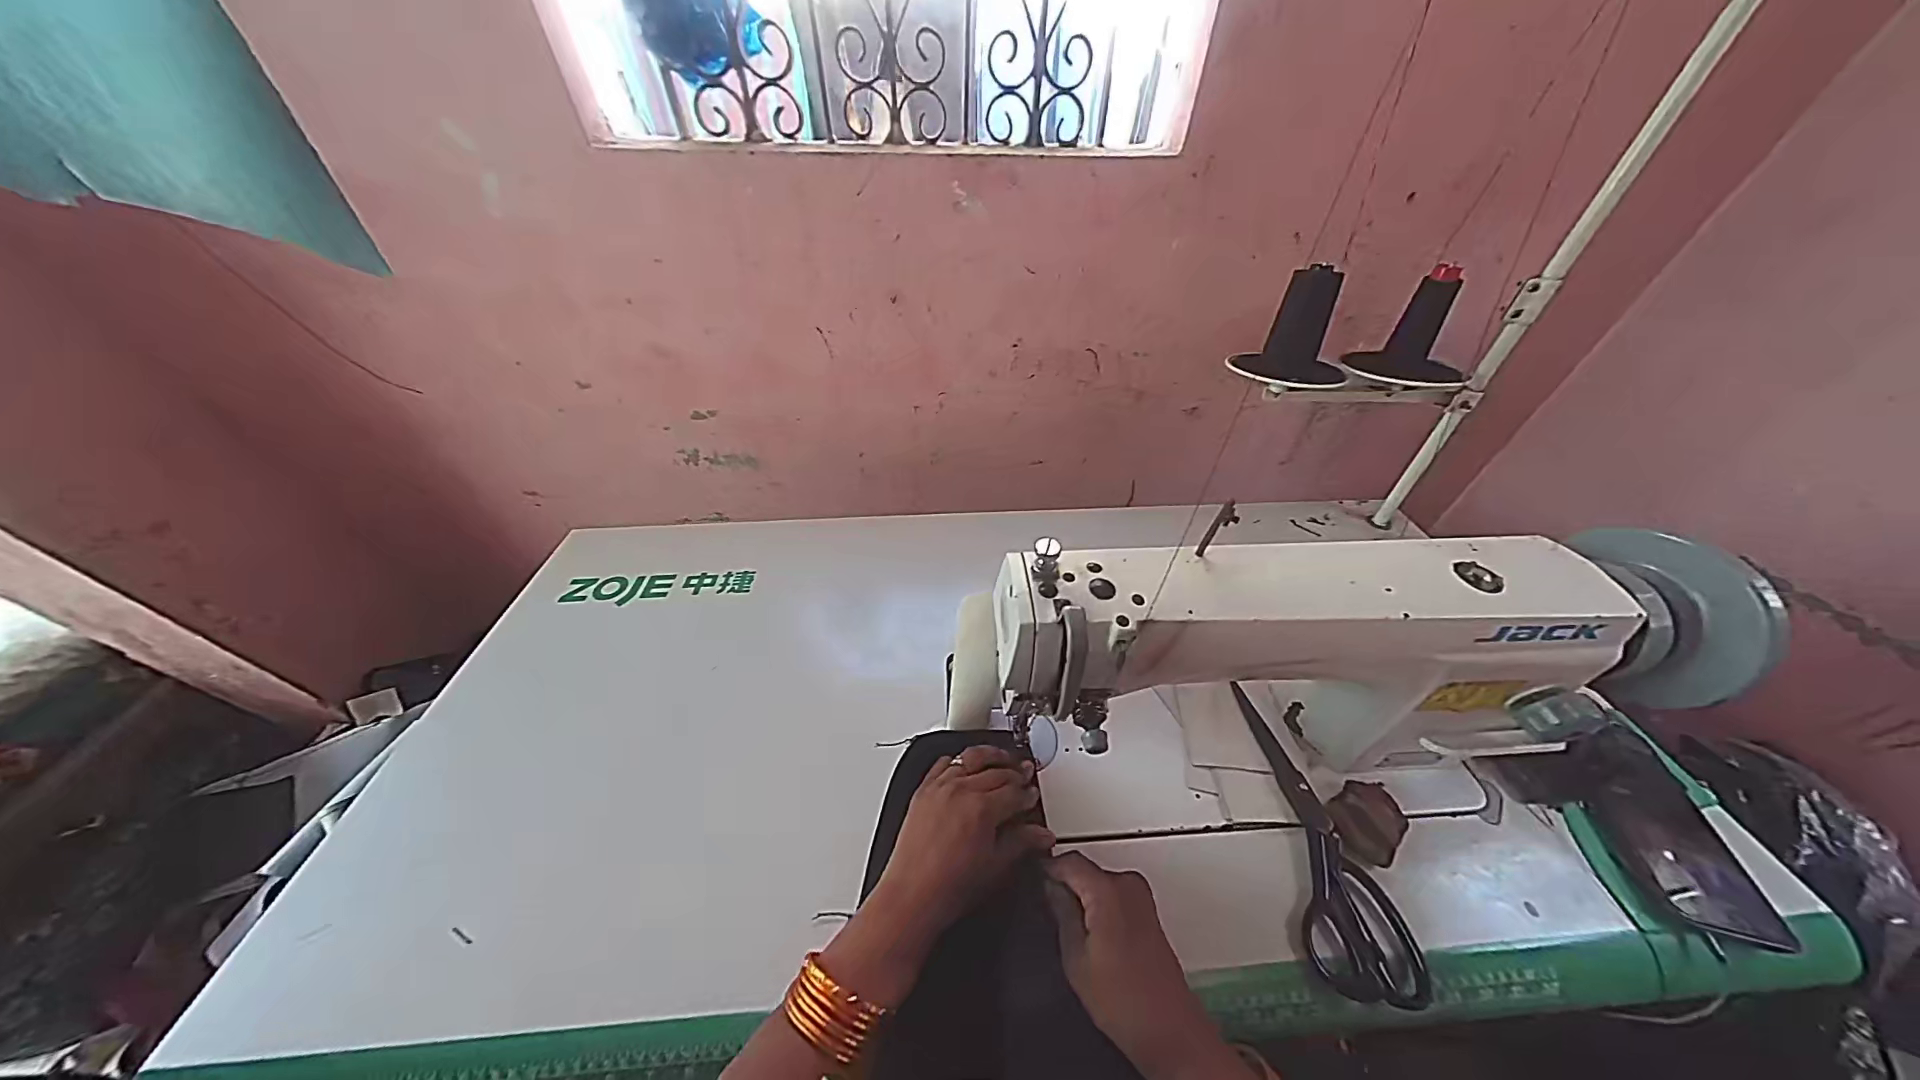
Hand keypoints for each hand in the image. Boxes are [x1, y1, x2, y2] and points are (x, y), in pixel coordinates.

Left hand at [822, 744, 1053, 1006]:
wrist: (912, 896)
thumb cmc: (948, 887)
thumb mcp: (995, 866)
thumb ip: (1021, 842)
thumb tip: (1040, 834)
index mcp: (982, 808)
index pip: (1015, 791)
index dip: (1027, 793)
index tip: (1031, 796)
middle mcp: (960, 790)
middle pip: (996, 771)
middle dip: (1015, 772)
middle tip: (1024, 774)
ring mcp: (939, 788)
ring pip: (970, 759)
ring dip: (989, 757)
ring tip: (1000, 758)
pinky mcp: (922, 791)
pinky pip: (942, 764)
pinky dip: (957, 760)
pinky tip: (963, 764)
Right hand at [1044, 852, 1255, 1079]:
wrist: (1168, 1029)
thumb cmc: (1123, 1001)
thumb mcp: (1074, 957)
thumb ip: (1060, 912)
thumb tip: (1050, 887)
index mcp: (1109, 890)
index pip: (1069, 860)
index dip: (1046, 869)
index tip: (1030, 879)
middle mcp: (1129, 885)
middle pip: (1085, 870)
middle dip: (1065, 885)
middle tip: (1045, 909)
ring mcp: (1142, 898)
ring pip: (1099, 883)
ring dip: (1082, 897)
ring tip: (1067, 929)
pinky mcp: (1148, 912)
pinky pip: (1113, 895)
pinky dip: (1099, 907)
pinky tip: (1090, 937)